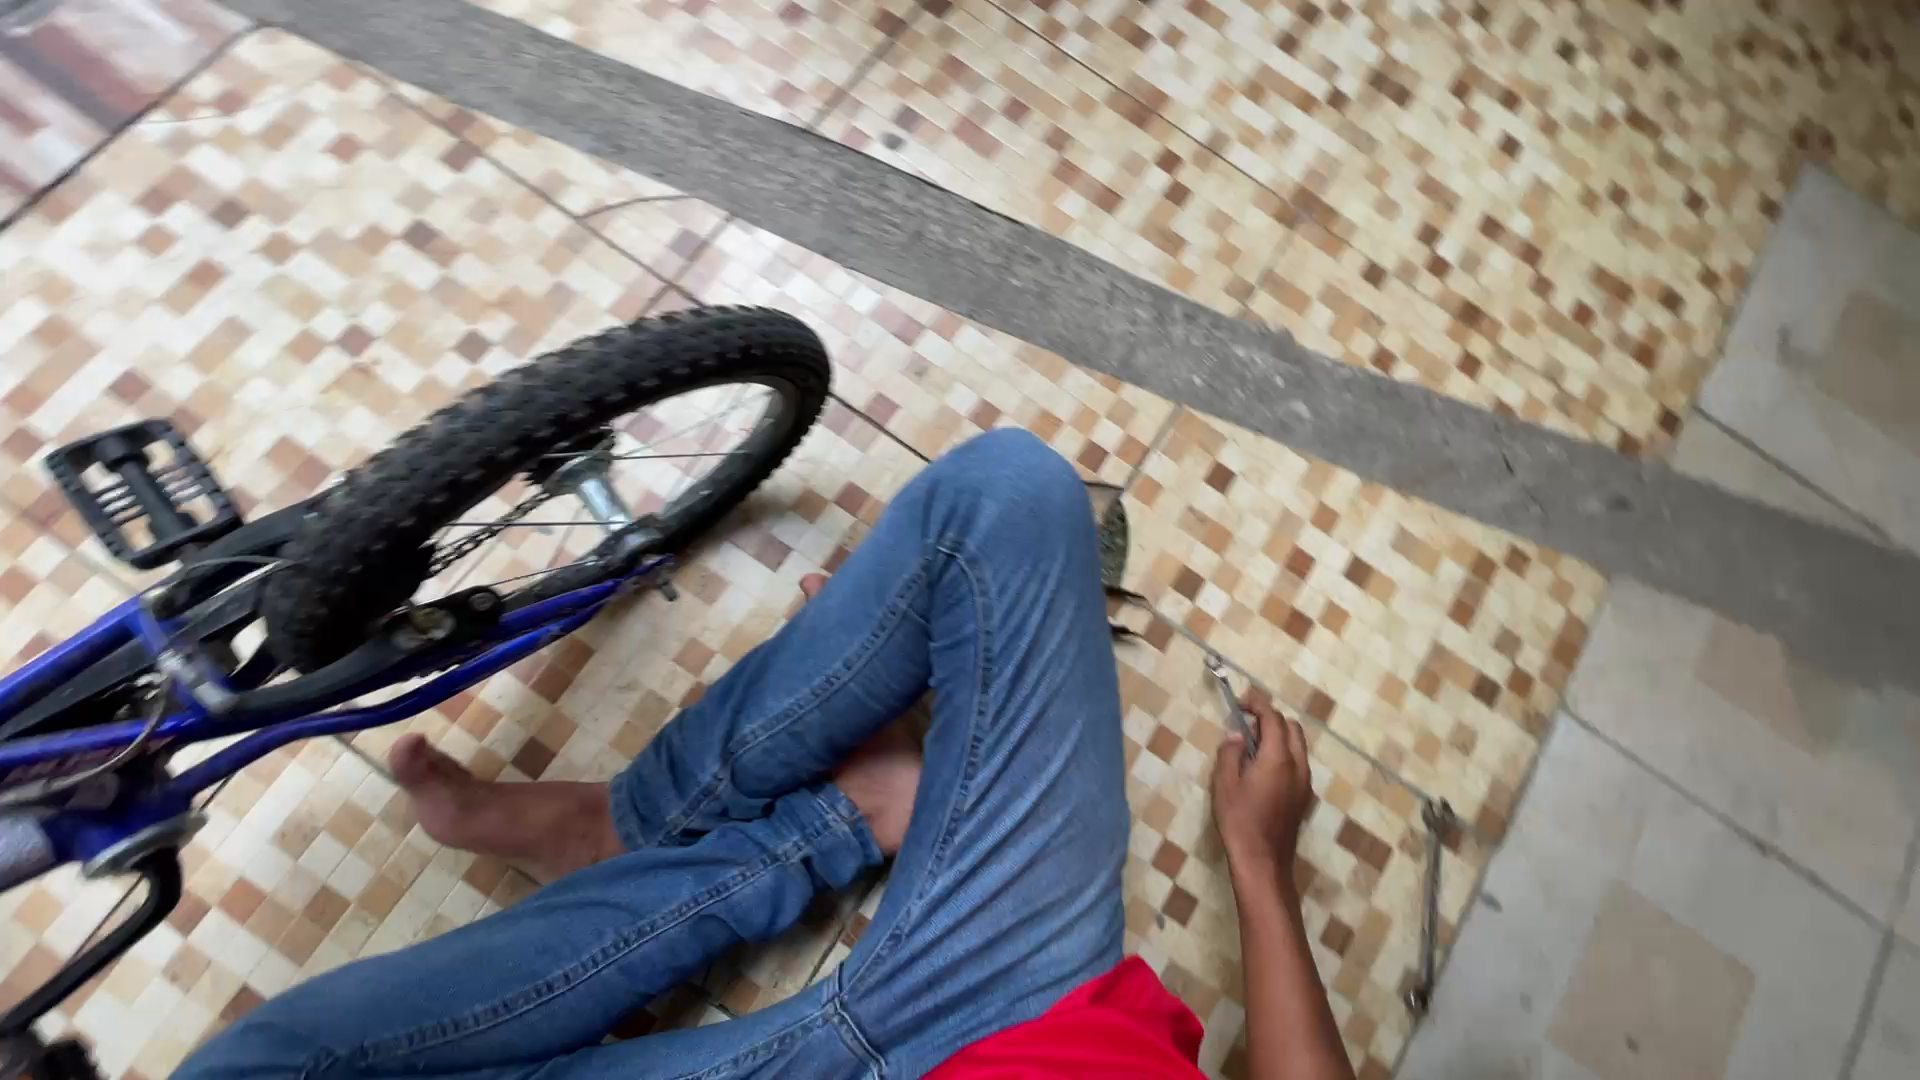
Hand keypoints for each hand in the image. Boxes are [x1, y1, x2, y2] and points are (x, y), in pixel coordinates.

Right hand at [1211, 692, 1314, 889]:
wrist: (1262, 860)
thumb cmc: (1239, 819)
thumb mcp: (1224, 782)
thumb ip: (1231, 753)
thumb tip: (1238, 736)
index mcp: (1278, 759)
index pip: (1273, 718)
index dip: (1258, 704)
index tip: (1240, 701)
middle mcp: (1298, 766)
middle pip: (1292, 728)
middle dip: (1271, 718)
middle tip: (1245, 723)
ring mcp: (1305, 782)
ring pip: (1298, 745)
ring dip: (1278, 735)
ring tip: (1251, 745)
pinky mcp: (1304, 796)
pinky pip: (1298, 762)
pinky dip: (1283, 753)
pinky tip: (1261, 767)